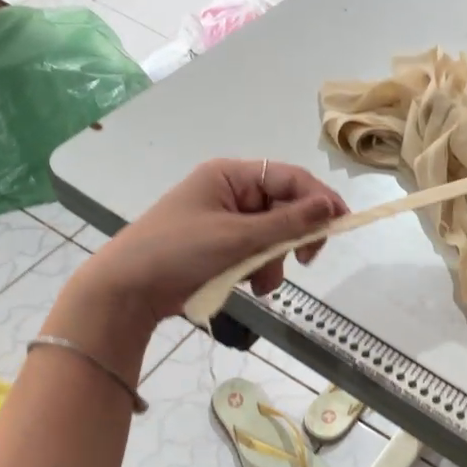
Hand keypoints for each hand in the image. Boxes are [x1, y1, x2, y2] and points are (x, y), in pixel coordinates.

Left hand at [80, 159, 348, 323]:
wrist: (126, 291)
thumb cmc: (179, 252)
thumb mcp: (238, 237)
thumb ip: (288, 222)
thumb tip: (330, 205)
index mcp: (231, 175)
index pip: (290, 178)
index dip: (319, 199)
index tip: (340, 225)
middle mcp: (230, 192)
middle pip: (284, 207)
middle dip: (293, 237)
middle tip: (304, 261)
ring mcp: (224, 220)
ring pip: (273, 235)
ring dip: (275, 260)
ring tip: (263, 284)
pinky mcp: (219, 247)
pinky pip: (255, 252)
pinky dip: (260, 269)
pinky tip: (251, 287)